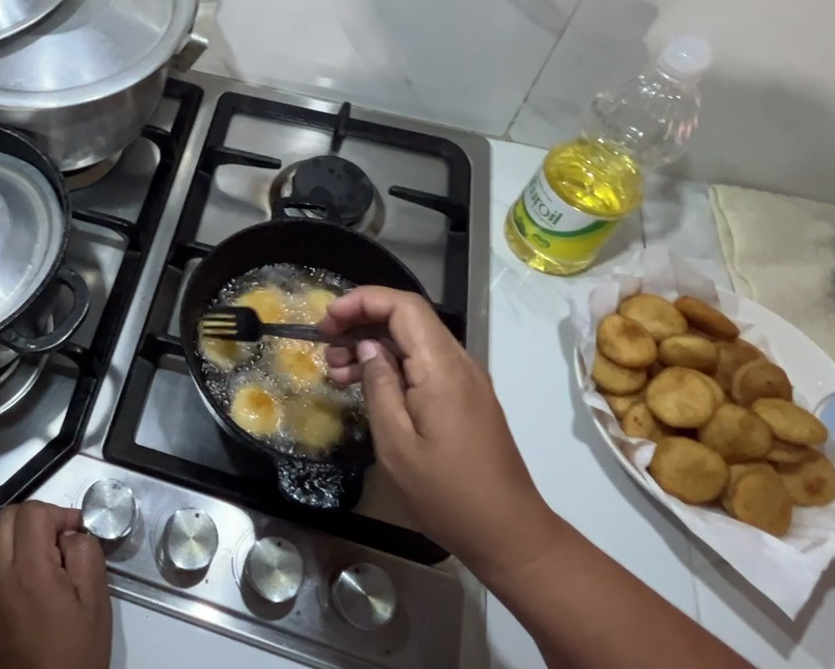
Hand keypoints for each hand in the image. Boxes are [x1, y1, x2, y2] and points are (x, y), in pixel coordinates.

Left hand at [0, 501, 111, 668]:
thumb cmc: (75, 655)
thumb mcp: (96, 602)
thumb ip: (86, 555)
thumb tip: (71, 534)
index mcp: (30, 572)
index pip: (32, 513)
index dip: (59, 513)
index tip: (77, 532)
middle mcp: (0, 577)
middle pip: (6, 517)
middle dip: (36, 517)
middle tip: (61, 538)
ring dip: (17, 532)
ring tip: (45, 552)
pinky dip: (6, 551)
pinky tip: (30, 570)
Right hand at [322, 287, 563, 578]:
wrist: (508, 533)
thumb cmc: (447, 493)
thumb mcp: (396, 444)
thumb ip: (379, 386)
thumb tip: (368, 346)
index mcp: (441, 367)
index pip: (402, 305)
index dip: (361, 300)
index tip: (327, 321)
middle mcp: (458, 362)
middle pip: (407, 318)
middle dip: (361, 322)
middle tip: (325, 349)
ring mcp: (465, 380)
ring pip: (413, 340)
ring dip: (373, 345)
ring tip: (337, 372)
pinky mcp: (465, 397)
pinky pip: (424, 363)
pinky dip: (391, 365)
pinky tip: (365, 387)